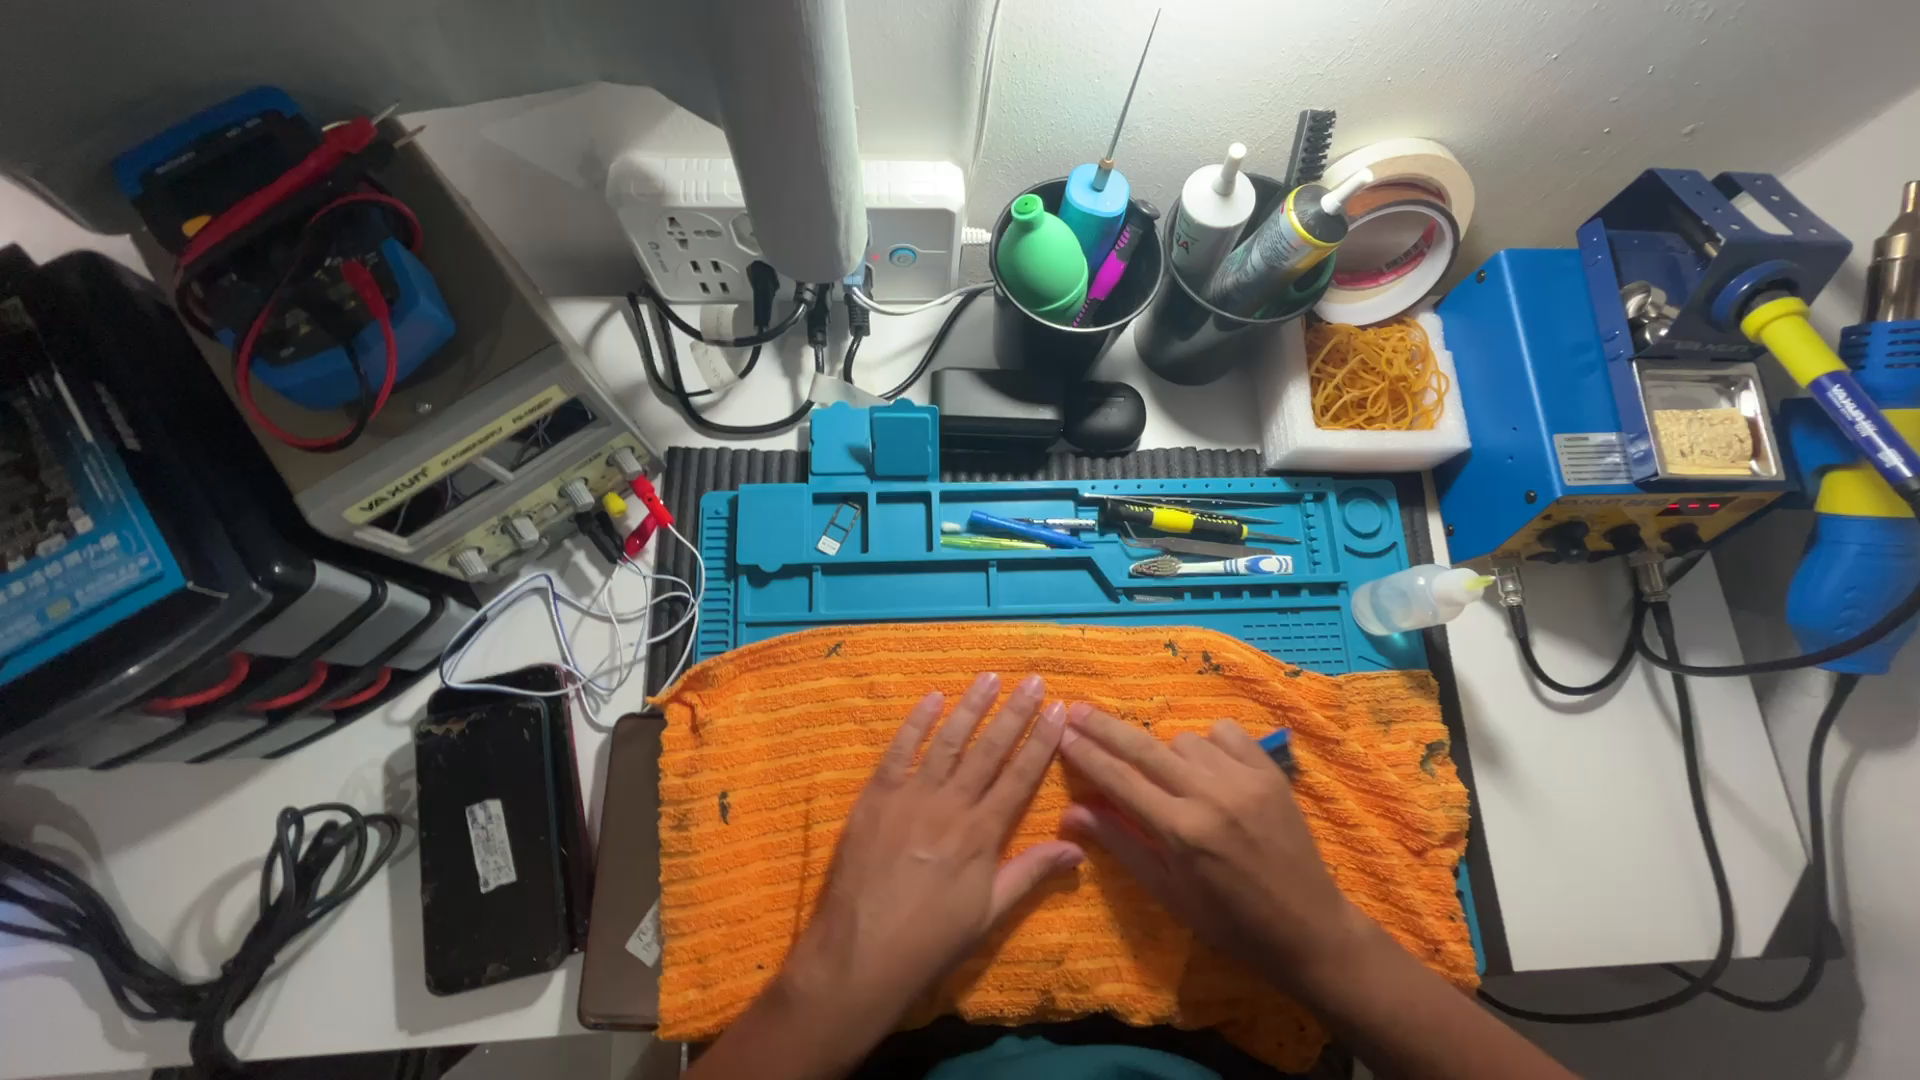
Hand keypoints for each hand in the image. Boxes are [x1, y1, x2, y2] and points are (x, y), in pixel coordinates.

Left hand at [778, 673, 1082, 1027]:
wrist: (861, 955)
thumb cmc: (931, 941)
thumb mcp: (989, 914)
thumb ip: (1030, 873)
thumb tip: (1078, 849)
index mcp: (981, 835)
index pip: (1020, 776)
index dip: (1041, 741)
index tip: (1059, 710)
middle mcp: (950, 806)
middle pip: (989, 750)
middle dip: (1014, 712)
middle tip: (1033, 680)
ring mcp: (910, 797)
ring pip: (948, 741)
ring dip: (971, 707)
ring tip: (990, 677)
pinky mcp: (876, 797)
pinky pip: (899, 751)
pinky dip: (916, 722)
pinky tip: (932, 698)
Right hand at [1057, 704, 1364, 984]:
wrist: (1309, 928)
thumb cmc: (1228, 921)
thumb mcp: (1167, 892)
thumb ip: (1121, 843)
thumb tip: (1070, 811)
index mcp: (1181, 831)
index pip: (1119, 779)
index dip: (1085, 754)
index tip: (1060, 734)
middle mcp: (1210, 796)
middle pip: (1143, 748)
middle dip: (1104, 727)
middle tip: (1076, 709)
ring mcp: (1244, 779)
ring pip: (1184, 740)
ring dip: (1165, 752)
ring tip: (1166, 775)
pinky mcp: (1270, 771)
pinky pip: (1225, 732)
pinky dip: (1209, 743)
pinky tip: (1207, 765)